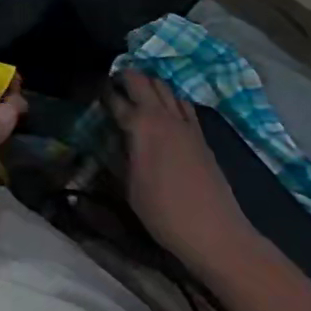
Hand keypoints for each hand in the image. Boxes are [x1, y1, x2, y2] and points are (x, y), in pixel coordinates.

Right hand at [111, 69, 252, 259]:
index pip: (115, 98)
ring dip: (148, 85)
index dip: (102, 93)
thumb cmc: (165, 213)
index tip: (94, 94)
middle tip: (113, 86)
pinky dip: (170, 99)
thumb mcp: (130, 188)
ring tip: (138, 97)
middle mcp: (162, 116)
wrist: (216, 234)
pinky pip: (183, 103)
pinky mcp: (200, 134)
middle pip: (141, 80)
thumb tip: (112, 140)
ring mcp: (185, 123)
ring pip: (164, 86)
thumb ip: (119, 156)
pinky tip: (165, 113)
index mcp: (140, 126)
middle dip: (124, 77)